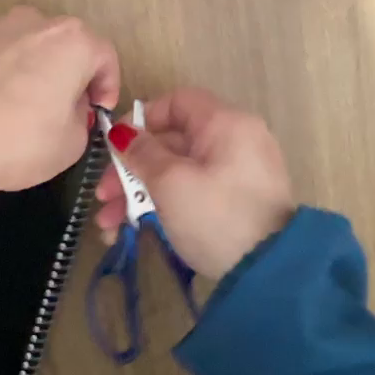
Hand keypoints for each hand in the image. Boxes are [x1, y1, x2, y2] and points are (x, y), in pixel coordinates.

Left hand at [0, 7, 120, 198]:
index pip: (105, 57)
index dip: (108, 88)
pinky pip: (2, 52)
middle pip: (68, 46)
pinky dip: (8, 71)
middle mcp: (38, 21)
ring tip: (30, 107)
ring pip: (33, 46)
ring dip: (39, 70)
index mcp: (73, 41)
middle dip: (73, 76)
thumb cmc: (16, 141)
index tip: (99, 112)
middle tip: (69, 111)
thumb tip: (69, 107)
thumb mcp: (72, 144)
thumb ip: (81, 117)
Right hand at [95, 87, 294, 277]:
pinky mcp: (235, 203)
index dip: (141, 119)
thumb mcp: (170, 183)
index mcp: (225, 124)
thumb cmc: (216, 216)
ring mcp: (236, 174)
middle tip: (103, 197)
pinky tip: (133, 229)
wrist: (271, 272)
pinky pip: (191, 192)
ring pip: (176, 172)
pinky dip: (163, 205)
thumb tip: (121, 133)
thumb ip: (141, 153)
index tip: (114, 146)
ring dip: (138, 193)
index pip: (177, 102)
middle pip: (170, 142)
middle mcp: (234, 141)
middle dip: (129, 169)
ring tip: (109, 225)